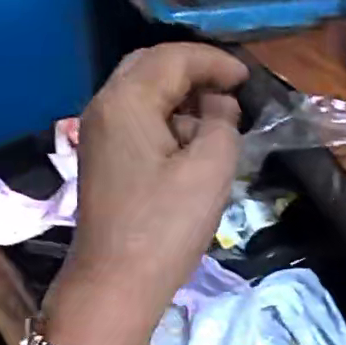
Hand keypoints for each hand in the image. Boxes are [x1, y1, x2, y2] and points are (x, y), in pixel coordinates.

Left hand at [44, 43, 247, 344]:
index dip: (215, 62)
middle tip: (230, 96)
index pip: (173, 57)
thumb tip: (217, 106)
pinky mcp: (102, 166)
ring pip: (143, 99)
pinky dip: (165, 126)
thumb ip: (222, 123)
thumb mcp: (210, 170)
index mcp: (126, 101)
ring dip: (180, 103)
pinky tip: (188, 152)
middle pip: (151, 70)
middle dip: (194, 75)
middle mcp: (104, 109)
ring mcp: (98, 139)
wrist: (115, 286)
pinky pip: (136, 127)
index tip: (247, 78)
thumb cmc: (164, 228)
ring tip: (215, 127)